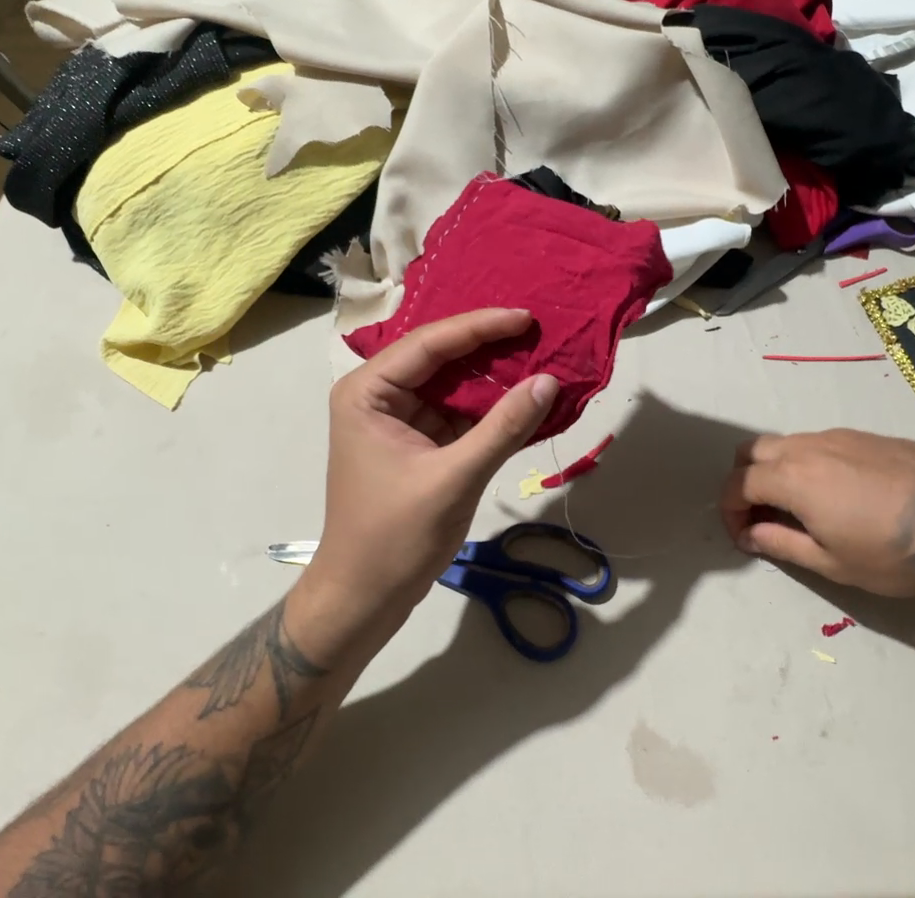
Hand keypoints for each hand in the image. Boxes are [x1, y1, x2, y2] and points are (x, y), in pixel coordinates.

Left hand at [299, 309, 556, 643]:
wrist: (365, 597)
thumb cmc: (396, 537)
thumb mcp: (454, 478)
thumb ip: (502, 427)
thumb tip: (549, 381)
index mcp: (368, 392)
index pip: (430, 343)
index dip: (481, 327)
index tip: (526, 317)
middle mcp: (378, 396)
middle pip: (441, 358)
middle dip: (490, 347)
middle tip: (540, 332)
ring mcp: (398, 421)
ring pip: (453, 385)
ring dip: (494, 379)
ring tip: (542, 359)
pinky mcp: (417, 445)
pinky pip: (458, 415)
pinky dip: (490, 410)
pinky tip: (527, 401)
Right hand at [720, 430, 914, 599]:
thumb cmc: (891, 552)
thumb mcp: (831, 563)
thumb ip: (781, 544)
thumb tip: (750, 535)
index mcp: (792, 477)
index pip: (738, 483)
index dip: (729, 510)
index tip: (742, 536)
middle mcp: (809, 447)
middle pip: (754, 450)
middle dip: (745, 479)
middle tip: (762, 514)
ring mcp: (841, 436)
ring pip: (790, 442)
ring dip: (779, 470)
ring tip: (802, 506)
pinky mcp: (870, 437)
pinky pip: (824, 443)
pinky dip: (812, 463)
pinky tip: (841, 493)